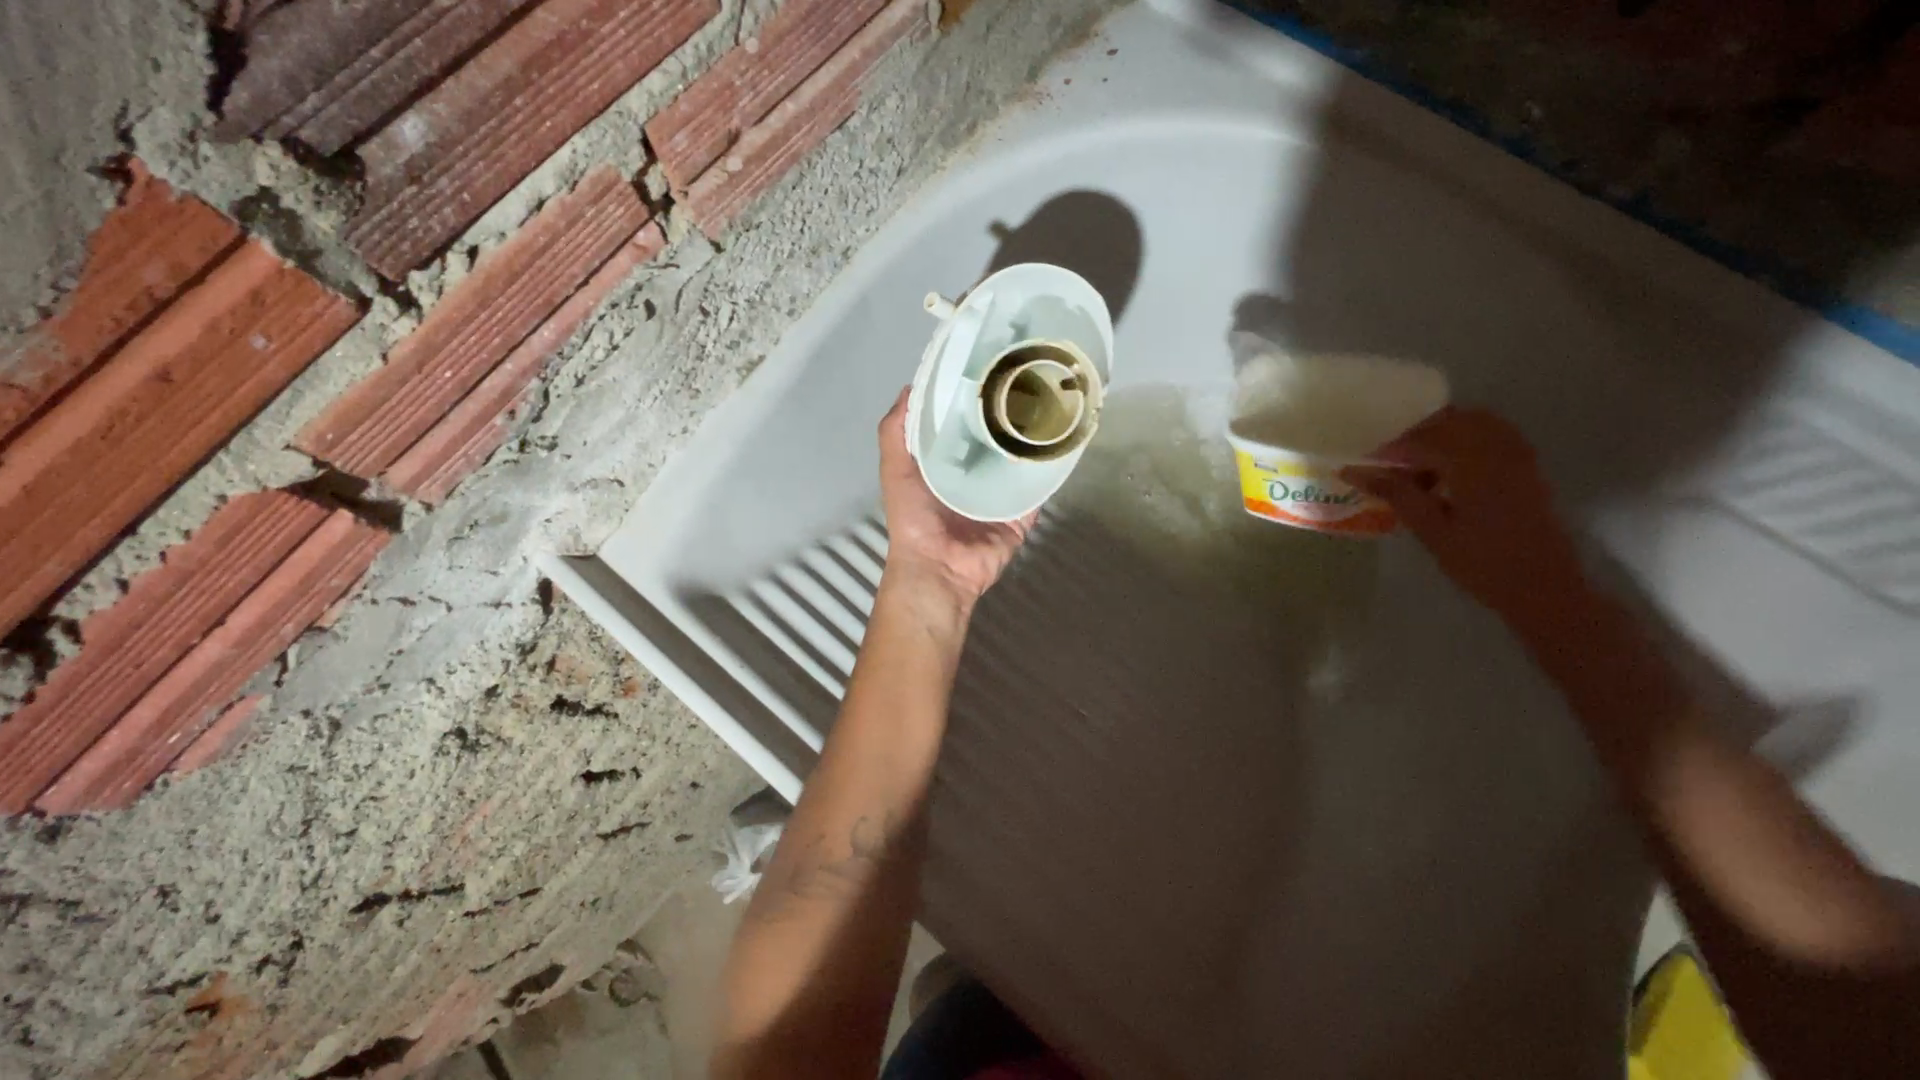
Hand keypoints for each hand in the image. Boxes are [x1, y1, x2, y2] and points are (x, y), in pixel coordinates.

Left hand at [877, 388, 1035, 603]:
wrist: (938, 567)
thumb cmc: (914, 518)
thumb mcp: (895, 469)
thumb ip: (895, 431)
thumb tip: (910, 387)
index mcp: (947, 463)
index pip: (964, 424)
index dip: (972, 399)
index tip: (988, 367)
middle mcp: (976, 475)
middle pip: (996, 438)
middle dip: (1008, 415)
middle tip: (1027, 380)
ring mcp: (1002, 494)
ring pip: (1022, 459)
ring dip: (1034, 438)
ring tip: (1053, 403)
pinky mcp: (1022, 512)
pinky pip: (1039, 488)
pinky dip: (1050, 470)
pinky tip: (1063, 442)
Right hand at [1343, 407, 1586, 627]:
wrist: (1543, 588)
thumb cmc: (1482, 563)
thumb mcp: (1432, 531)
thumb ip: (1396, 494)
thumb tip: (1354, 471)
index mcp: (1473, 463)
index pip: (1424, 438)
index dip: (1392, 447)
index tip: (1368, 464)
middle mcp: (1499, 450)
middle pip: (1452, 421)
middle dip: (1418, 436)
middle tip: (1393, 464)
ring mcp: (1519, 456)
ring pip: (1476, 424)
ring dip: (1444, 436)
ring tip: (1422, 468)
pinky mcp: (1528, 467)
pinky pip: (1496, 436)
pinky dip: (1469, 442)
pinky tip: (1453, 471)